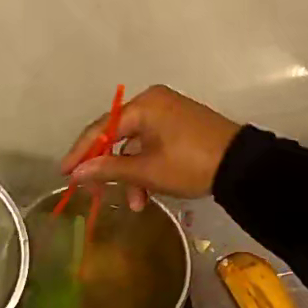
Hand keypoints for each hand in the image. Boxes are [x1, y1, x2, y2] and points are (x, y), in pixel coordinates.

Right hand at [60, 84, 241, 210]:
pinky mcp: (181, 127)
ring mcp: (169, 114)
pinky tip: (149, 193)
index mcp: (144, 105)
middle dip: (110, 169)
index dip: (80, 152)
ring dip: (133, 176)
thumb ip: (108, 169)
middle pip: (117, 137)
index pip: (101, 128)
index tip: (65, 174)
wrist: (242, 167)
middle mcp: (154, 103)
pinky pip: (152, 146)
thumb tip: (76, 174)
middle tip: (97, 193)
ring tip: (137, 204)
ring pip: (136, 146)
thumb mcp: (147, 171)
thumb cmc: (190, 164)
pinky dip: (147, 169)